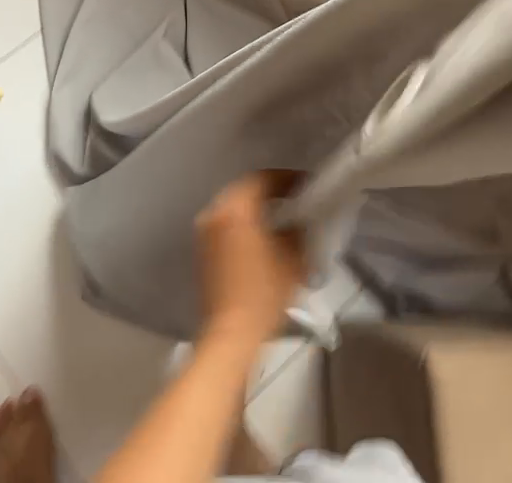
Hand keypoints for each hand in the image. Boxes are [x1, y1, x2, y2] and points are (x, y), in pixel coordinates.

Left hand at [195, 171, 308, 345]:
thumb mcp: (293, 258)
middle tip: (298, 199)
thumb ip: (299, 229)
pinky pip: (226, 223)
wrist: (231, 332)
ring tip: (284, 217)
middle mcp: (214, 212)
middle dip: (272, 192)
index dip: (288, 179)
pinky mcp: (202, 248)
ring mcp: (204, 230)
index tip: (308, 185)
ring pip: (234, 207)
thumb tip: (303, 217)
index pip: (262, 179)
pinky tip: (264, 236)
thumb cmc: (264, 294)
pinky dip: (245, 222)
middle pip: (245, 190)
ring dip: (257, 208)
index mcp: (235, 208)